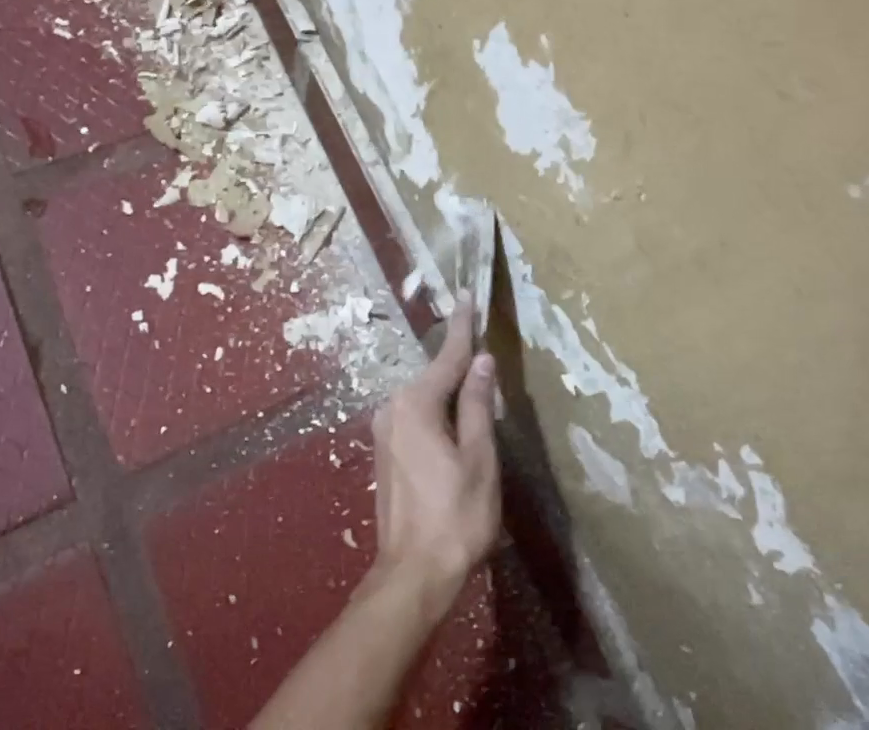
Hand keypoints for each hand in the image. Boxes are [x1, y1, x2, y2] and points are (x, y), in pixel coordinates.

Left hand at [368, 294, 500, 616]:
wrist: (414, 572)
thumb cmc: (456, 515)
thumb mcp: (478, 457)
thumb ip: (477, 405)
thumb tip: (480, 361)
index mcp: (415, 404)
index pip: (447, 356)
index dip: (462, 326)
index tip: (467, 295)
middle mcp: (392, 409)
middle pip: (433, 377)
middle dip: (459, 364)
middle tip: (485, 350)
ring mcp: (383, 431)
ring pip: (424, 398)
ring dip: (449, 391)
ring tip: (478, 387)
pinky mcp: (384, 452)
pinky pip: (415, 417)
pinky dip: (437, 411)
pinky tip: (456, 422)